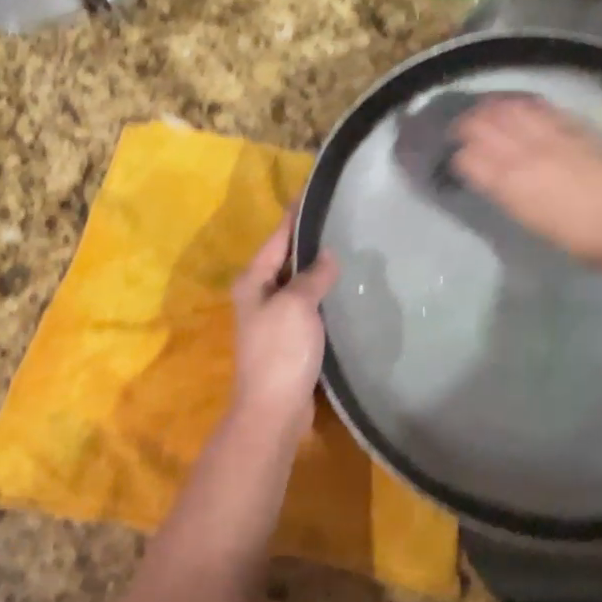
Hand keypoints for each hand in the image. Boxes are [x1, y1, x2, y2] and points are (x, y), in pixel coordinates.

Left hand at [228, 212, 338, 443]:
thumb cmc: (280, 351)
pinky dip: (322, 295)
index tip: (313, 191)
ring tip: (348, 248)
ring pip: (297, 283)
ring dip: (317, 269)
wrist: (273, 410)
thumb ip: (312, 276)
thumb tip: (327, 254)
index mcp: (253, 280)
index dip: (295, 215)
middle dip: (309, 240)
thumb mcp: (297, 305)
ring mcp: (272, 318)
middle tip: (341, 218)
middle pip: (286, 258)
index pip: (277, 236)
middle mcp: (258, 294)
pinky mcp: (287, 339)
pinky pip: (306, 306)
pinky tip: (343, 290)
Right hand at [452, 95, 601, 266]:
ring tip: (483, 111)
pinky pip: (537, 105)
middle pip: (480, 124)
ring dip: (489, 107)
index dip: (456, 154)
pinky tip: (513, 104)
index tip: (455, 156)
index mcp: (509, 184)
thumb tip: (481, 170)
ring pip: (506, 107)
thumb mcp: (525, 217)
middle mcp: (523, 154)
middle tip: (461, 130)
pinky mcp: (571, 127)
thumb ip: (500, 189)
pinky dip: (518, 102)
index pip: (467, 156)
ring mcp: (548, 136)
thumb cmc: (573, 236)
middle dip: (465, 124)